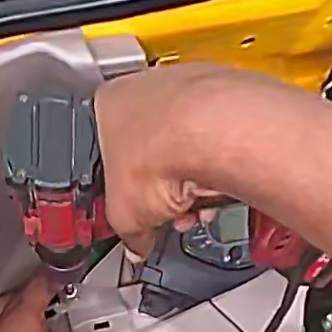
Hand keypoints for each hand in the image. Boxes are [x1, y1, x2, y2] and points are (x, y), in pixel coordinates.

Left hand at [0, 275, 81, 331]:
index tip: (60, 280)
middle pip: (15, 295)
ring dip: (20, 309)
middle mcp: (2, 328)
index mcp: (21, 320)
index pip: (36, 287)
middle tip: (50, 295)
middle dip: (33, 293)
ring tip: (40, 315)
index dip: (52, 281)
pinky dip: (14, 329)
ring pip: (4, 313)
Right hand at [94, 62, 293, 255]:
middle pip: (150, 153)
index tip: (131, 209)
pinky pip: (215, 143)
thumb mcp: (123, 216)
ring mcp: (188, 87)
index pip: (106, 154)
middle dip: (160, 191)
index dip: (120, 189)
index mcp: (107, 104)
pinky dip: (215, 168)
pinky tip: (214, 189)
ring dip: (189, 185)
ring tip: (192, 207)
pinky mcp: (225, 98)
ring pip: (185, 149)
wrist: (211, 135)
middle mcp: (147, 86)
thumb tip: (136, 245)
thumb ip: (127, 234)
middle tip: (164, 214)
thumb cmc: (160, 154)